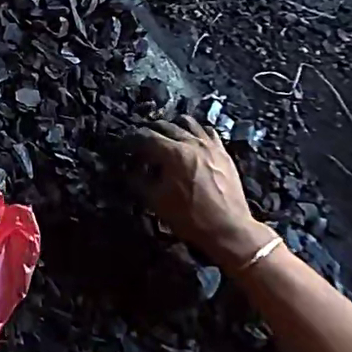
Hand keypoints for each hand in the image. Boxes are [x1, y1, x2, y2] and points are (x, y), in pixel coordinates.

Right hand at [134, 116, 279, 270]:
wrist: (228, 229)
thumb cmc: (189, 217)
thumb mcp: (156, 201)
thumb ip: (137, 180)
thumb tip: (127, 169)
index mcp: (173, 153)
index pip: (145, 136)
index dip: (130, 140)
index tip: (123, 146)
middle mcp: (191, 142)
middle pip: (164, 125)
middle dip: (148, 132)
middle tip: (140, 144)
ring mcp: (210, 145)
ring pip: (187, 122)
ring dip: (172, 127)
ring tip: (165, 139)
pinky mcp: (222, 151)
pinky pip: (206, 131)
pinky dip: (194, 132)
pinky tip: (190, 142)